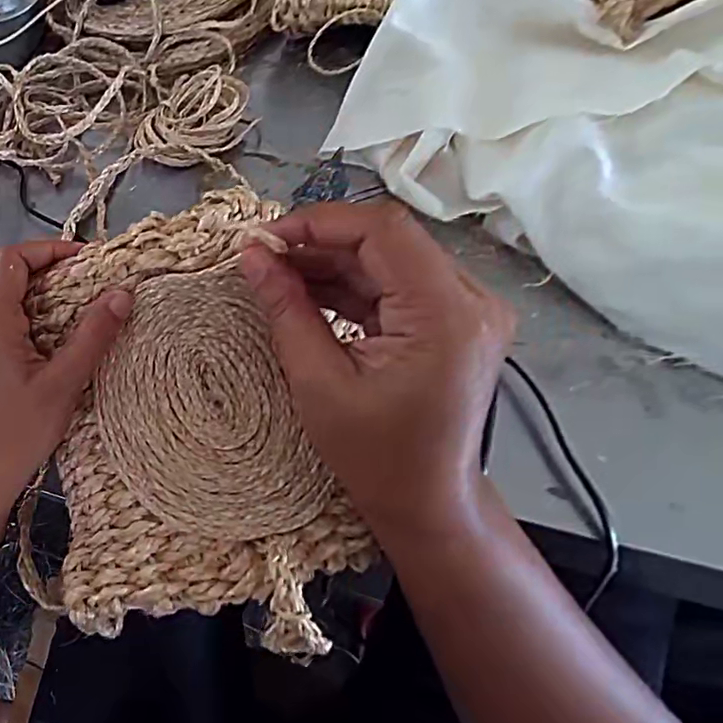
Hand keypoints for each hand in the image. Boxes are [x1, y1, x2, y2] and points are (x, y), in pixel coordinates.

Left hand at [0, 241, 131, 544]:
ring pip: (22, 303)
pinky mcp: (0, 365)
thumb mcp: (62, 383)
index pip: (12, 259)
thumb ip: (92, 337)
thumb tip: (122, 293)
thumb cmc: (17, 432)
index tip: (86, 259)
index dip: (48, 248)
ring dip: (56, 297)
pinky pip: (24, 327)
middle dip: (59, 271)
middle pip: (17, 277)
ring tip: (93, 307)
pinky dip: (50, 321)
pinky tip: (75, 340)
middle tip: (98, 282)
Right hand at [239, 201, 514, 535]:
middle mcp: (470, 299)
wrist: (426, 500)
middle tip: (262, 257)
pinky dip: (349, 284)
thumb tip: (251, 256)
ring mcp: (467, 308)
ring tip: (276, 274)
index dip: (318, 222)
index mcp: (445, 315)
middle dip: (318, 242)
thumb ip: (286, 309)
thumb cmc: (374, 456)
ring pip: (388, 258)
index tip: (264, 238)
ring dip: (330, 262)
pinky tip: (306, 291)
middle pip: (387, 240)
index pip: (383, 231)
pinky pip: (395, 284)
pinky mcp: (453, 319)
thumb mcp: (318, 382)